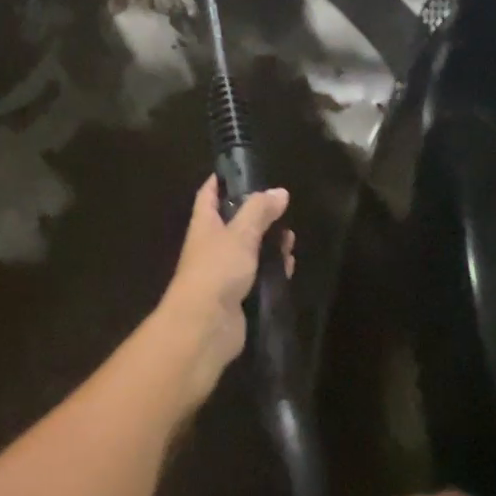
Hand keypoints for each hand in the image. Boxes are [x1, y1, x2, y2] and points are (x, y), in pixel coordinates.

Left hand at [151, 175, 293, 403]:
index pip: (210, 193)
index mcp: (205, 224)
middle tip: (282, 208)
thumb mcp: (240, 234)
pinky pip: (258, 277)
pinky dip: (274, 271)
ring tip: (291, 238)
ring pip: (250, 251)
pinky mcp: (238, 297)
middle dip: (258, 215)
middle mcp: (212, 245)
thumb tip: (279, 191)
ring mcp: (224, 272)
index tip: (242, 168)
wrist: (204, 327)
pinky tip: (290, 266)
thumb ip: (259, 211)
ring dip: (270, 244)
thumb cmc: (216, 270)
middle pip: (235, 223)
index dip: (222, 180)